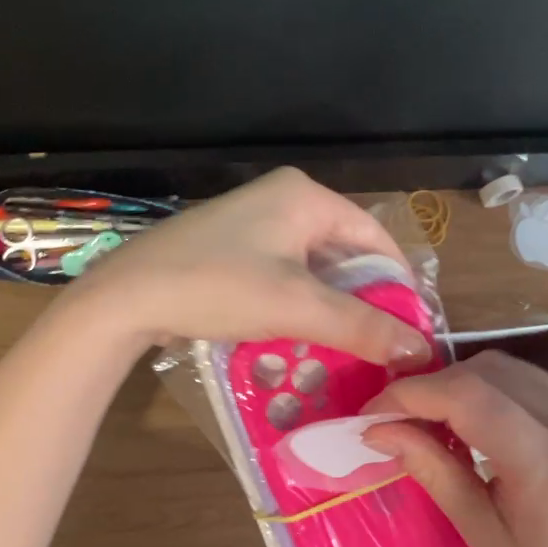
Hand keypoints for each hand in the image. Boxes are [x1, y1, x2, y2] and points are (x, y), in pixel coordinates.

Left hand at [73, 168, 433, 364]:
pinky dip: (296, 304)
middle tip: (381, 348)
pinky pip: (281, 275)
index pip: (375, 238)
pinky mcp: (229, 248)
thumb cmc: (217, 287)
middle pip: (344, 253)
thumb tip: (421, 350)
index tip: (411, 332)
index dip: (397, 286)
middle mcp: (282, 199)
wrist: (126, 297)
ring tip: (348, 350)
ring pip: (311, 268)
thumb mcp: (296, 307)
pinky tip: (302, 338)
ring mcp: (251, 223)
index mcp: (305, 196)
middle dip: (362, 300)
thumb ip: (362, 326)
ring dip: (329, 307)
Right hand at [362, 351, 547, 546]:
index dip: (410, 394)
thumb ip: (434, 471)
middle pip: (486, 370)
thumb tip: (378, 430)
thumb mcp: (484, 535)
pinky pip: (529, 381)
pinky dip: (488, 390)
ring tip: (427, 420)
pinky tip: (470, 422)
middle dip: (431, 386)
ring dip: (458, 384)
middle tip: (395, 419)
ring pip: (506, 368)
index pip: (468, 396)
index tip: (371, 414)